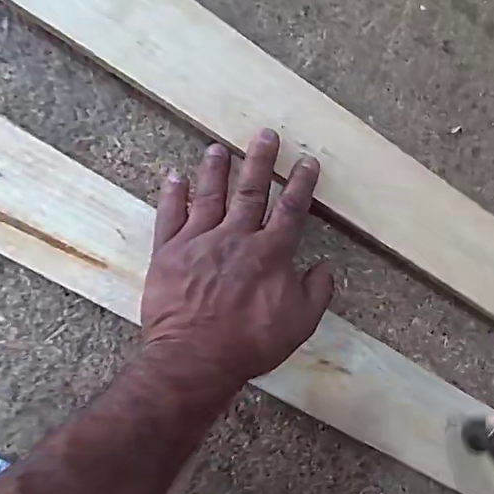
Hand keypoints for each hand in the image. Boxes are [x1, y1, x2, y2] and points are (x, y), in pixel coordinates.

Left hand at [138, 129, 334, 404]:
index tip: (307, 162)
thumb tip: (325, 268)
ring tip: (219, 147)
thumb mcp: (301, 322)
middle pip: (251, 191)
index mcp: (271, 252)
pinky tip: (175, 177)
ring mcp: (199, 243)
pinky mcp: (168, 254)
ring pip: (210, 196)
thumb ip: (318, 290)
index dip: (301, 183)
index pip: (291, 209)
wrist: (194, 359)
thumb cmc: (252, 342)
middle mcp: (237, 238)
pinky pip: (170, 216)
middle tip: (265, 134)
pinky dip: (173, 195)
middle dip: (261, 161)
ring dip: (216, 169)